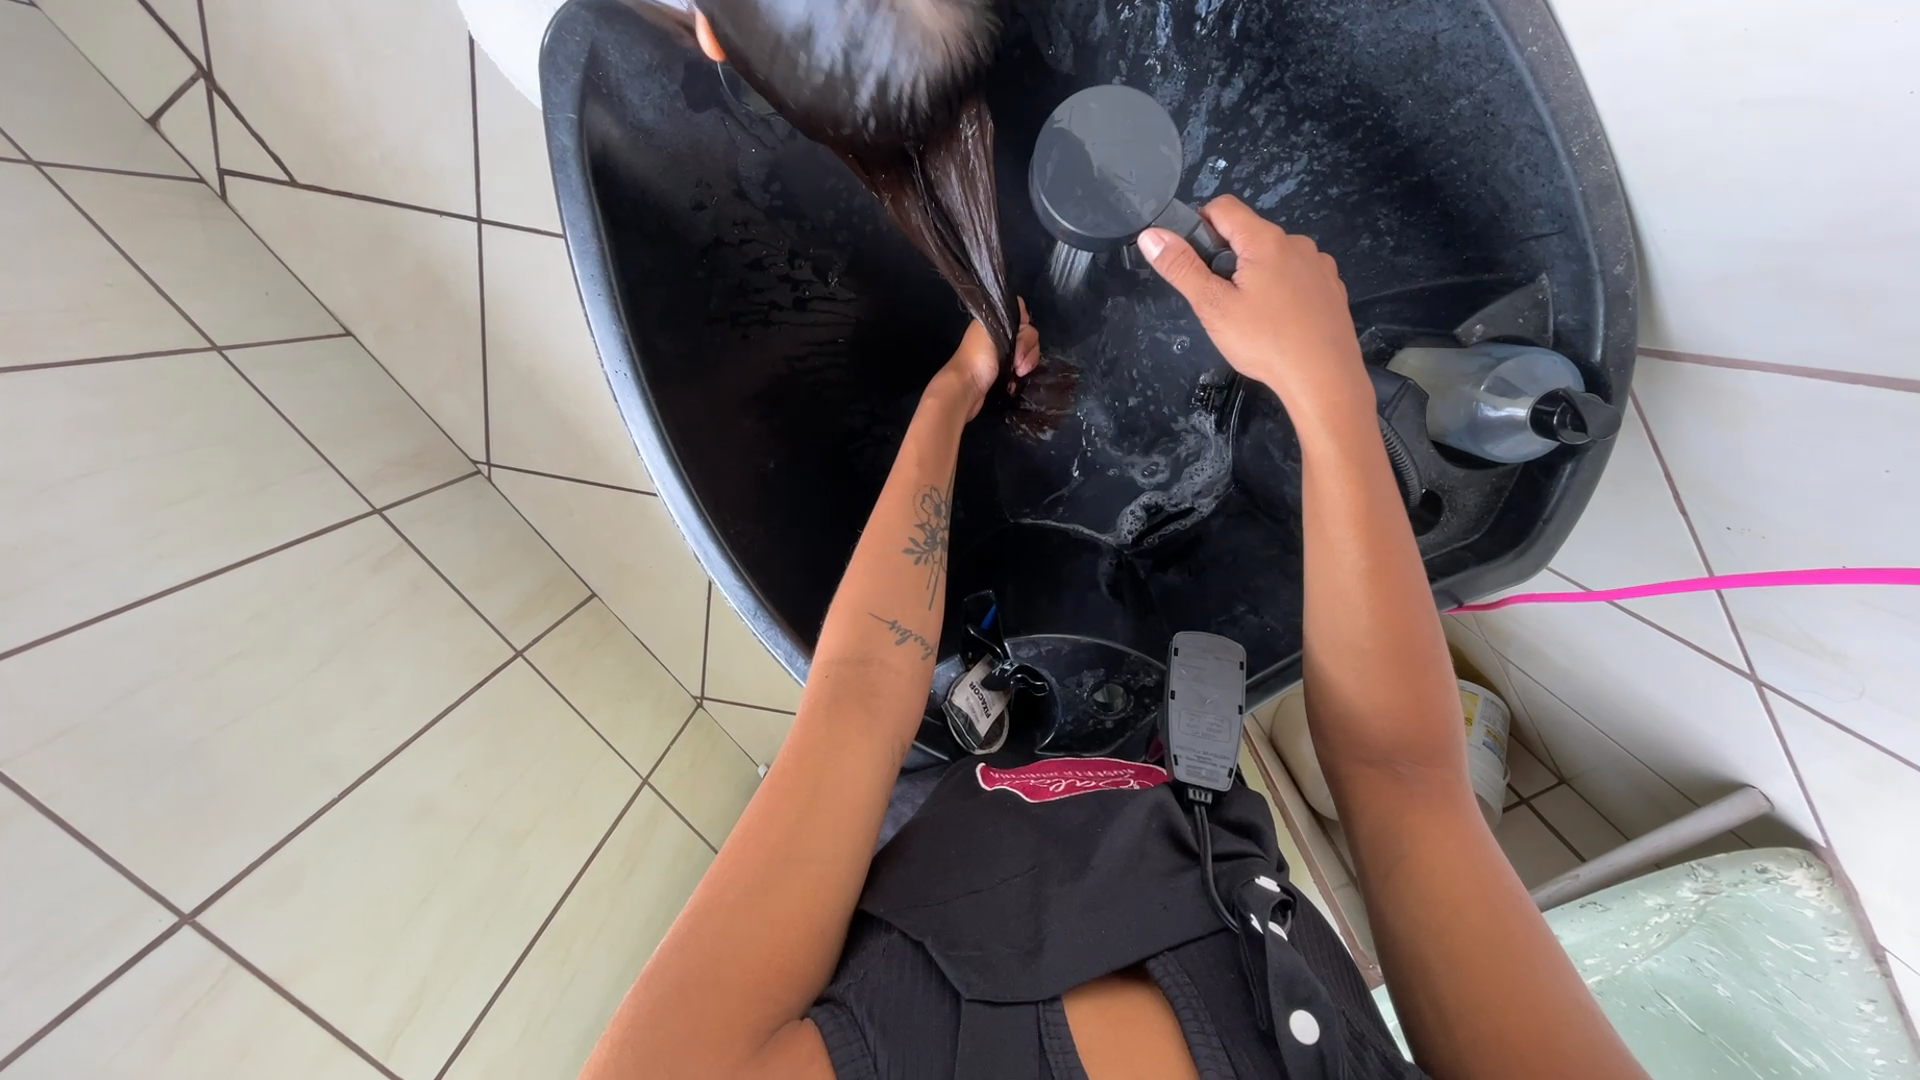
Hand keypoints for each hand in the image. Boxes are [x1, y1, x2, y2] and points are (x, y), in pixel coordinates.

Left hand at [927, 299, 1040, 419]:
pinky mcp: (1010, 370)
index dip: (1024, 323)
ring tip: (1018, 372)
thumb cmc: (977, 356)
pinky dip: (1026, 371)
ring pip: (1031, 350)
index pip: (1021, 313)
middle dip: (1027, 347)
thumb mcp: (989, 327)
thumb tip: (1021, 309)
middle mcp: (1003, 335)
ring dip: (1028, 361)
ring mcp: (1007, 353)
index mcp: (996, 322)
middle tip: (1016, 360)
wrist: (968, 386)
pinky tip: (1016, 378)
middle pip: (1030, 333)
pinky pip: (1027, 365)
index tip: (1019, 335)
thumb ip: (1006, 315)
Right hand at [1138, 196, 1370, 419]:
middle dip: (1227, 258)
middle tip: (1217, 300)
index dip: (1199, 225)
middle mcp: (1295, 242)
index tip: (1190, 261)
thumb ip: (1181, 268)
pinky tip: (1279, 321)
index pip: (1223, 207)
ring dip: (1255, 274)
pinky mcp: (1332, 287)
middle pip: (1249, 234)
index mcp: (1264, 240)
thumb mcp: (1213, 307)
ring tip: (1249, 316)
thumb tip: (1150, 235)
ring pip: (1274, 256)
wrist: (1323, 377)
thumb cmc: (1263, 341)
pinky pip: (1297, 276)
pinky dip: (1282, 289)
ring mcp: (1319, 264)